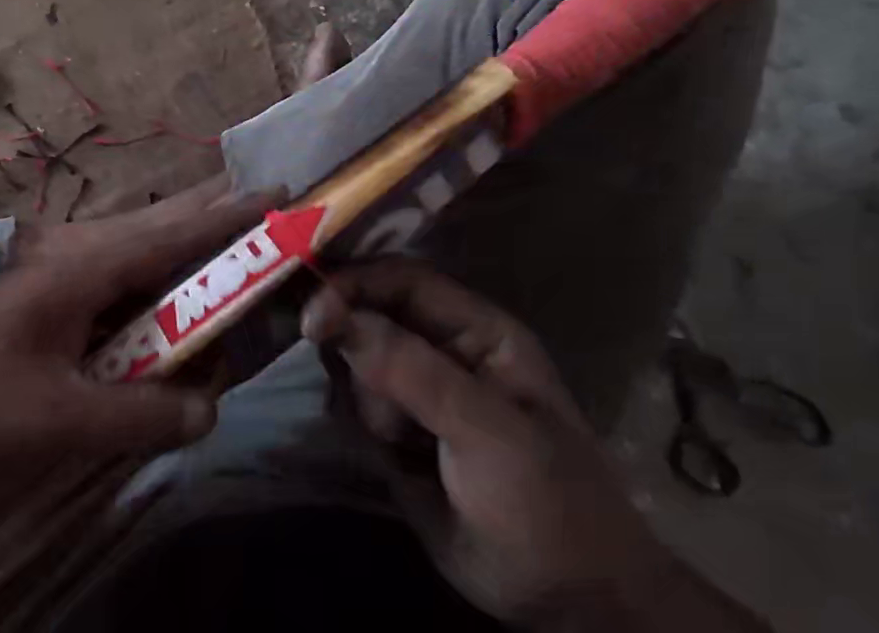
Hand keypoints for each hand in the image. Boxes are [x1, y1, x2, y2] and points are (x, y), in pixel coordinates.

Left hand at [0, 177, 279, 491]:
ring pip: (136, 259)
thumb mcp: (54, 420)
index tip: (286, 195)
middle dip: (217, 220)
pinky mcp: (40, 313)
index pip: (174, 231)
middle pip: (158, 229)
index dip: (232, 215)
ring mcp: (53, 284)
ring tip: (236, 258)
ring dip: (186, 254)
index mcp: (81, 267)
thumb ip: (138, 416)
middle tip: (274, 215)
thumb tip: (209, 408)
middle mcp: (72, 261)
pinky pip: (114, 293)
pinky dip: (154, 294)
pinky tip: (168, 311)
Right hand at [301, 259, 675, 622]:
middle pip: (366, 310)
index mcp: (476, 330)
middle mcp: (438, 346)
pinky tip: (386, 449)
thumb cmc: (547, 504)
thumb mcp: (489, 432)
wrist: (565, 603)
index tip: (313, 315)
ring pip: (351, 355)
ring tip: (398, 443)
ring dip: (360, 394)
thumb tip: (332, 316)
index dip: (354, 284)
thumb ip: (413, 370)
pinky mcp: (389, 423)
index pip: (401, 278)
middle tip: (362, 390)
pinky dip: (351, 415)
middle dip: (351, 345)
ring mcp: (411, 386)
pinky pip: (347, 396)